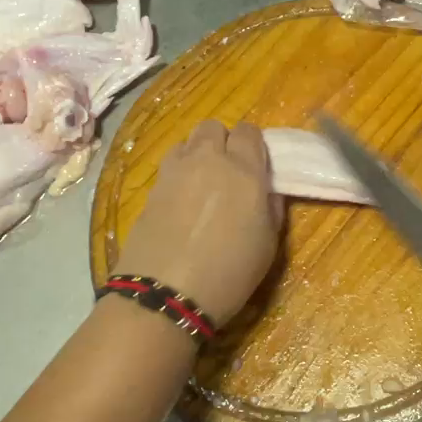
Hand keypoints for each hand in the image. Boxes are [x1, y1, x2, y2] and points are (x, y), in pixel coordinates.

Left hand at [113, 120, 281, 326]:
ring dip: (197, 154)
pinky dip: (177, 174)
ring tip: (201, 183)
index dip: (253, 145)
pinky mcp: (151, 188)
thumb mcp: (268, 244)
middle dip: (222, 141)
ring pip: (187, 142)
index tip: (256, 166)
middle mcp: (209, 160)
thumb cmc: (230, 272)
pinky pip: (169, 166)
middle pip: (213, 127)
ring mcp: (175, 171)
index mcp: (245, 170)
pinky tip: (180, 202)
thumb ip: (270, 207)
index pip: (250, 132)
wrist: (166, 294)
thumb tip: (266, 190)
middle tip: (228, 171)